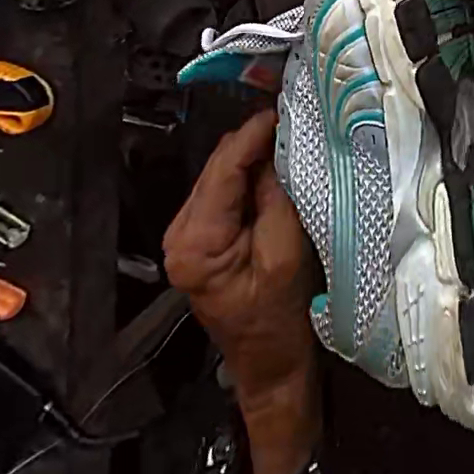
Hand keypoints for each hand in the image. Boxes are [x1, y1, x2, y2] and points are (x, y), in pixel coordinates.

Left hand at [164, 110, 321, 473]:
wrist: (272, 364)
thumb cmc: (282, 318)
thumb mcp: (286, 254)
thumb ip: (276, 196)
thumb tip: (278, 146)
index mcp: (196, 240)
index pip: (224, 168)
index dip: (253, 133)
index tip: (283, 108)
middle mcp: (180, 232)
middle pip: (218, 166)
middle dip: (254, 140)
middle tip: (293, 120)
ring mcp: (188, 233)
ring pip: (222, 173)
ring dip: (254, 154)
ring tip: (289, 138)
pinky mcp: (202, 235)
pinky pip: (226, 189)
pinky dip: (250, 173)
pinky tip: (275, 165)